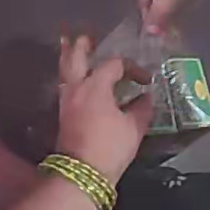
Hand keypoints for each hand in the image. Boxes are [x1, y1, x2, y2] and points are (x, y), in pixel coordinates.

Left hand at [55, 36, 153, 183]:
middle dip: (81, 46)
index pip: (114, 65)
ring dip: (70, 58)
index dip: (132, 67)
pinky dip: (69, 76)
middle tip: (86, 35)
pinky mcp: (62, 114)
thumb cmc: (110, 147)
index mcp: (96, 86)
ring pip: (66, 71)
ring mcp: (66, 100)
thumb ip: (142, 108)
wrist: (81, 173)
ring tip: (71, 47)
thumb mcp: (134, 128)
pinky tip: (75, 78)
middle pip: (76, 58)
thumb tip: (147, 97)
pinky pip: (65, 86)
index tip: (145, 79)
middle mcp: (77, 88)